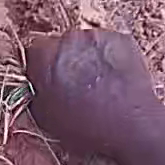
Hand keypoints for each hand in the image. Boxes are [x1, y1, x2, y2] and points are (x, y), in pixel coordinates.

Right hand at [23, 29, 164, 158]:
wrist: (130, 127)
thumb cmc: (85, 128)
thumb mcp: (45, 118)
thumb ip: (36, 94)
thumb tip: (37, 87)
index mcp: (45, 57)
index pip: (33, 52)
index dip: (40, 69)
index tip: (47, 83)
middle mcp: (68, 39)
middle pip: (60, 45)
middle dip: (64, 62)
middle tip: (73, 87)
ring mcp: (97, 36)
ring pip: (85, 45)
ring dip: (86, 59)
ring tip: (96, 86)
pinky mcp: (121, 39)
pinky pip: (107, 46)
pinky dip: (107, 59)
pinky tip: (112, 81)